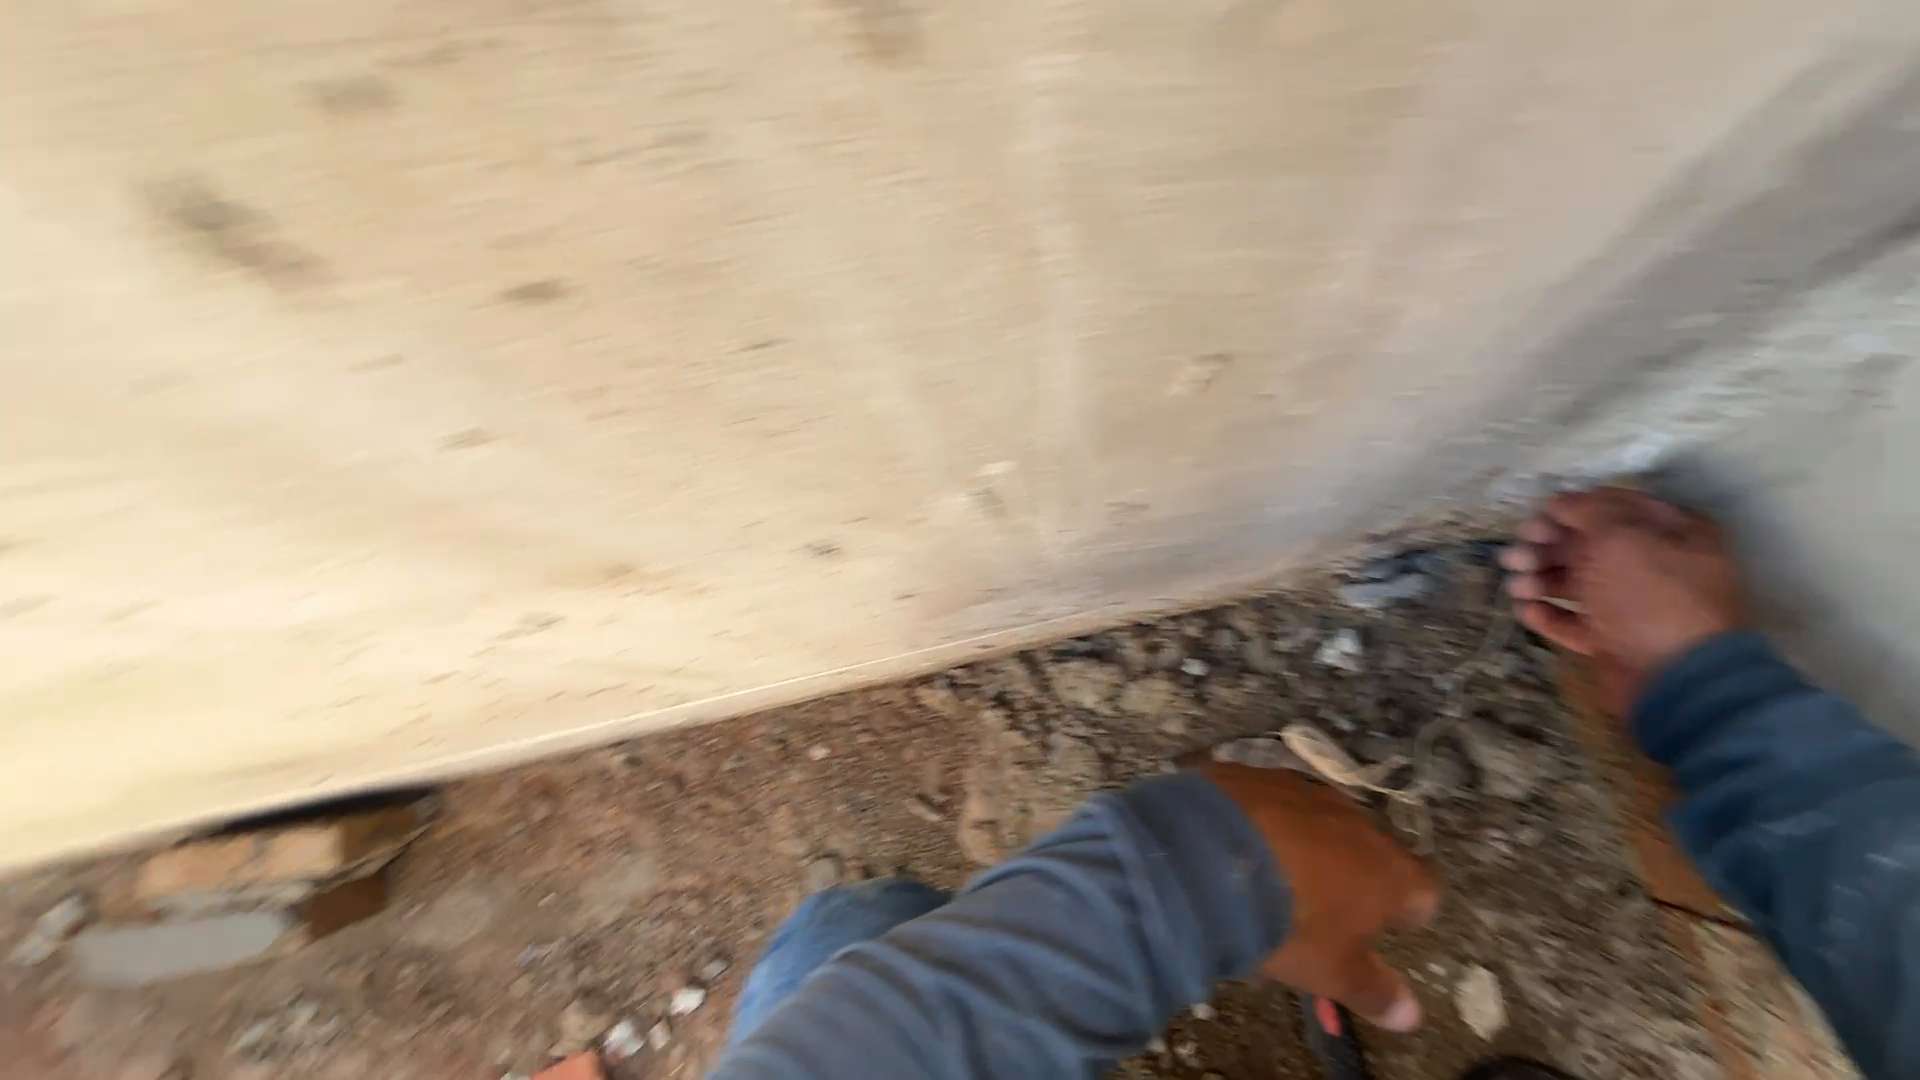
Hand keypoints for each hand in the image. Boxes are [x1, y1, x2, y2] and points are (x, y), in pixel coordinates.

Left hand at [1199, 762, 1438, 1031]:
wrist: (1204, 856)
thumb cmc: (1286, 922)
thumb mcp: (1332, 971)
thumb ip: (1375, 991)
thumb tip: (1410, 1015)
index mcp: (1387, 868)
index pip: (1423, 888)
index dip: (1409, 911)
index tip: (1387, 927)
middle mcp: (1350, 816)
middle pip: (1366, 846)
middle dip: (1350, 872)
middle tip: (1322, 903)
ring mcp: (1297, 786)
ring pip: (1313, 817)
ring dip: (1302, 841)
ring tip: (1270, 872)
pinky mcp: (1249, 771)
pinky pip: (1264, 797)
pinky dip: (1257, 818)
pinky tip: (1232, 841)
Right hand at [1500, 487, 1745, 708]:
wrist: (1676, 675)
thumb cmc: (1651, 595)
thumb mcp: (1621, 538)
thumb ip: (1590, 511)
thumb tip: (1561, 502)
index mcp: (1670, 533)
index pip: (1613, 506)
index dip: (1570, 510)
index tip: (1536, 520)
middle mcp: (1654, 564)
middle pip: (1588, 546)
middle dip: (1546, 547)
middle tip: (1515, 556)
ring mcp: (1633, 605)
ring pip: (1576, 582)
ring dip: (1539, 579)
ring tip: (1518, 587)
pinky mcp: (1613, 638)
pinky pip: (1573, 620)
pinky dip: (1547, 613)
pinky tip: (1528, 610)